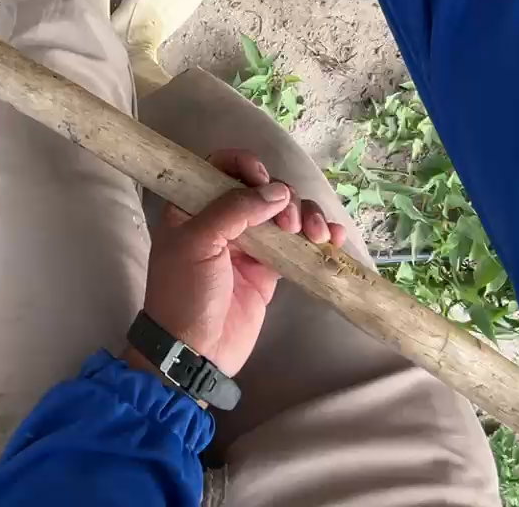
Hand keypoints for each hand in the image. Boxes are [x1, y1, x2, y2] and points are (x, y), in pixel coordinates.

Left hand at [129, 150, 346, 379]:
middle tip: (289, 221)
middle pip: (259, 187)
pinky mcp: (270, 269)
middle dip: (282, 195)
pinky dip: (317, 238)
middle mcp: (221, 219)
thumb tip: (277, 191)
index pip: (219, 167)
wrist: (194, 353)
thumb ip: (234, 210)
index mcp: (193, 206)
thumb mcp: (198, 243)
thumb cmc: (185, 291)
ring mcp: (248, 244)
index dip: (243, 165)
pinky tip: (333, 239)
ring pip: (283, 213)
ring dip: (305, 215)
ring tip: (316, 235)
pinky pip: (296, 244)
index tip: (262, 178)